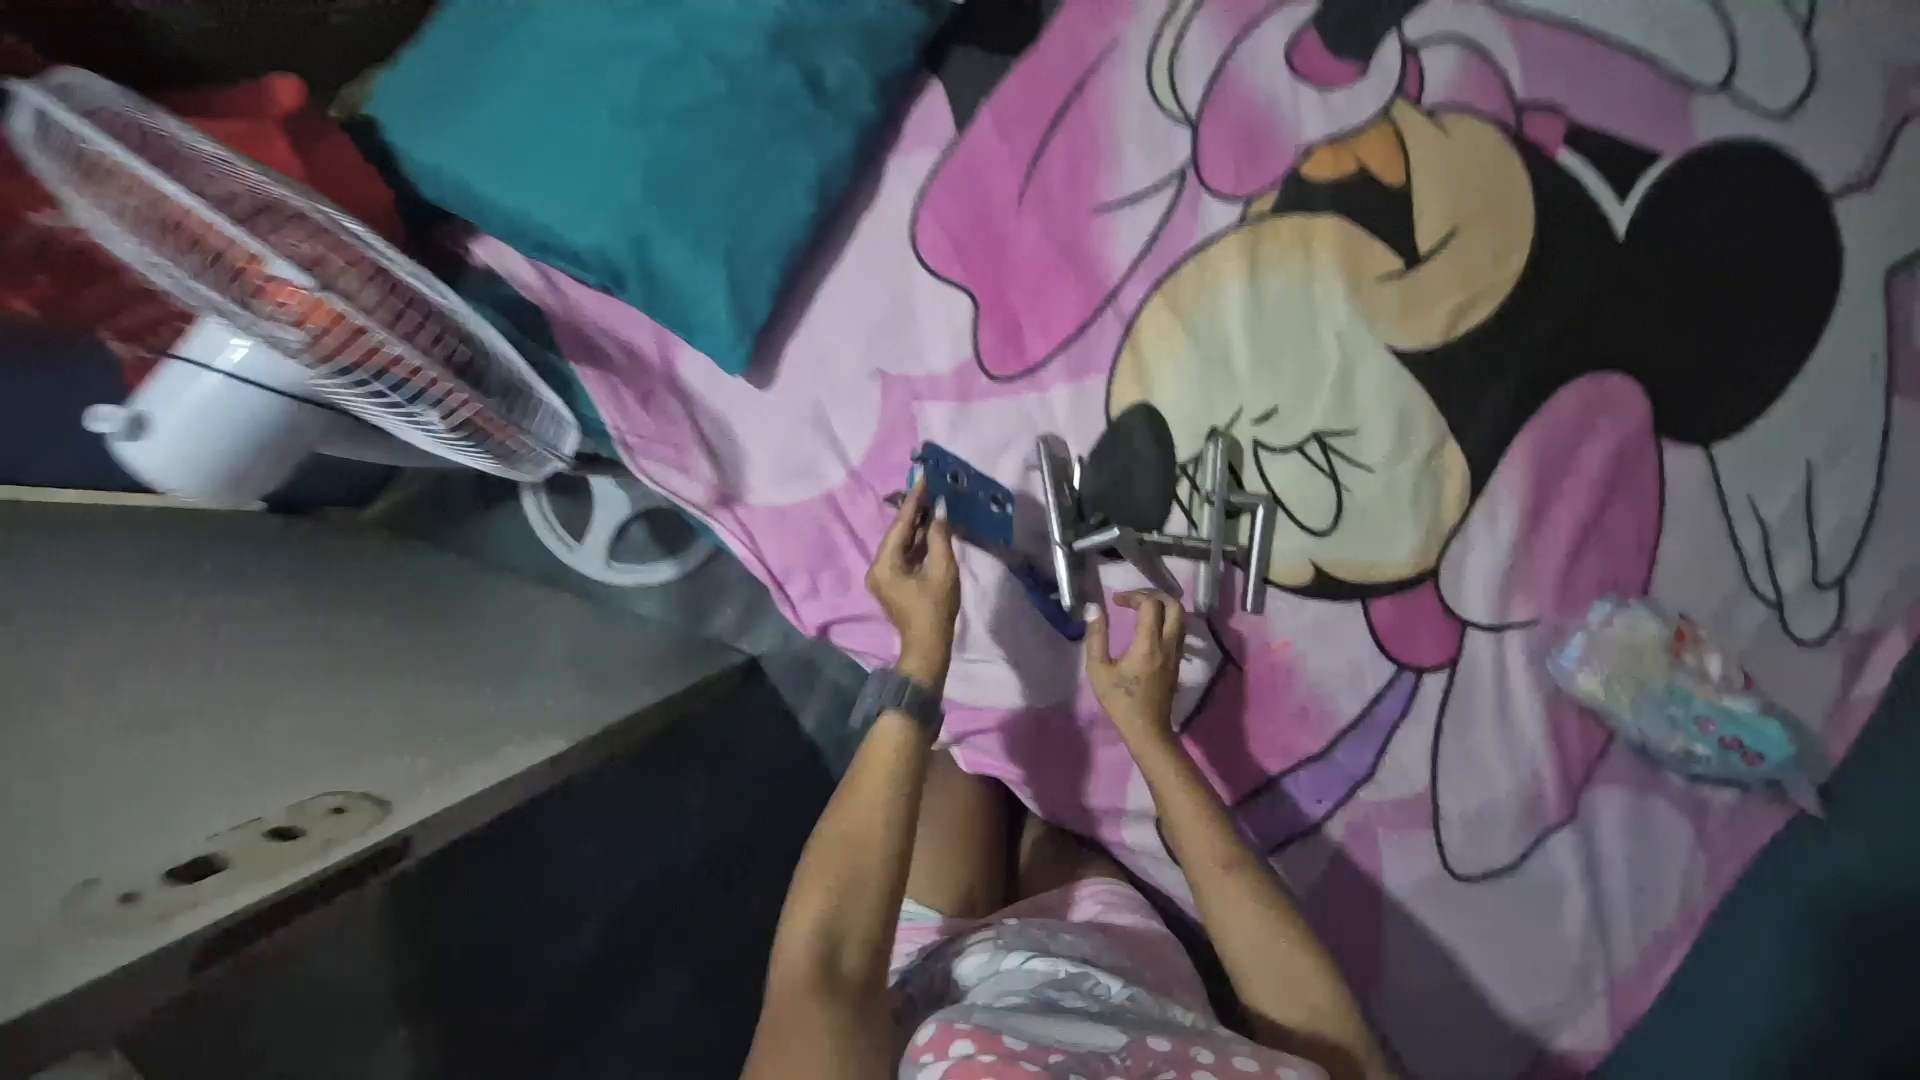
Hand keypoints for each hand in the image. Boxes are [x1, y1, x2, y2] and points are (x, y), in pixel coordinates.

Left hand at [866, 479, 960, 682]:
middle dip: (915, 511)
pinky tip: (931, 527)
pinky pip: (905, 555)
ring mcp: (884, 576)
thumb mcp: (942, 570)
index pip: (900, 525)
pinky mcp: (893, 582)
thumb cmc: (935, 609)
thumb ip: (939, 537)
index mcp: (884, 564)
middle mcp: (877, 567)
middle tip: (930, 486)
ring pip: (902, 543)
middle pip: (898, 532)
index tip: (922, 477)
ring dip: (917, 526)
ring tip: (933, 501)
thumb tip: (939, 511)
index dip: (913, 500)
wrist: (928, 647)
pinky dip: (918, 542)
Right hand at [1084, 590, 1184, 744]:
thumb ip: (1096, 636)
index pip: (1151, 605)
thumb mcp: (1098, 669)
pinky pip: (1180, 629)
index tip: (1116, 602)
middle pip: (1174, 605)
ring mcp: (1177, 652)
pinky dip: (1167, 619)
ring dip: (1163, 605)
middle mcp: (1168, 644)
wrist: (1146, 728)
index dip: (1133, 596)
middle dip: (1154, 594)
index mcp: (1148, 644)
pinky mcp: (1178, 660)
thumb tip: (1093, 608)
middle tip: (1134, 599)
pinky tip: (1150, 627)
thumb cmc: (1120, 700)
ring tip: (1142, 609)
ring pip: (1181, 617)